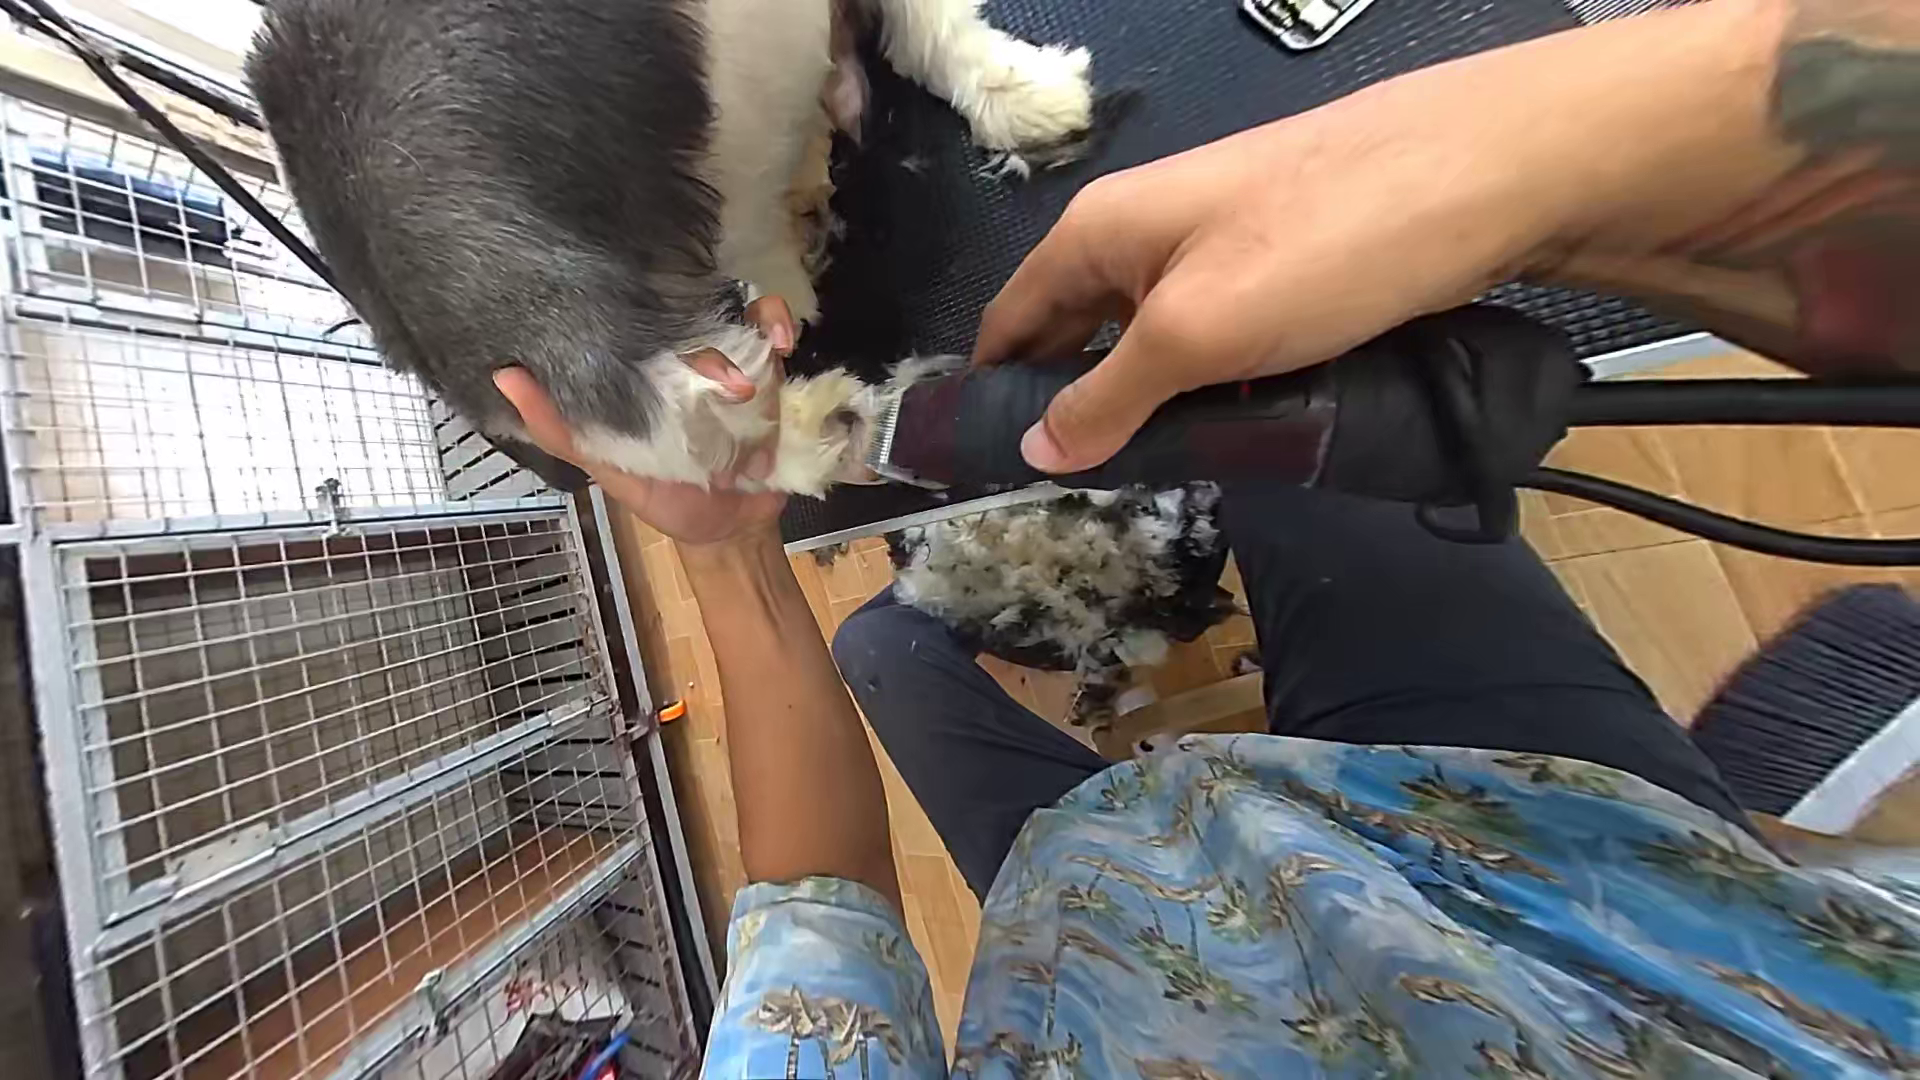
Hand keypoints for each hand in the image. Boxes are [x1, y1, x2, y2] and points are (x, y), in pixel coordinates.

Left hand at [493, 296, 795, 545]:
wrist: (731, 532)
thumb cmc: (670, 502)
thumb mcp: (612, 471)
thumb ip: (565, 433)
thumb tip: (503, 375)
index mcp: (656, 379)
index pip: (652, 326)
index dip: (652, 311)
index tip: (652, 314)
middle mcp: (696, 368)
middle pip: (707, 316)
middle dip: (719, 334)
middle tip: (731, 381)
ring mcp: (741, 377)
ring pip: (749, 322)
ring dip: (764, 322)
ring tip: (777, 342)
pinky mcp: (777, 392)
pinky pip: (782, 352)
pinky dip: (784, 337)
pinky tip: (786, 346)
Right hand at [974, 0, 1787, 471]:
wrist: (1498, 169)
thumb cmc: (1318, 246)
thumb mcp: (1190, 336)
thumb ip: (1103, 398)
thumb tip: (1034, 454)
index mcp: (1092, 237)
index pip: (1008, 320)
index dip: (991, 386)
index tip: (990, 456)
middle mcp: (1129, 239)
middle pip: (1062, 334)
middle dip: (1055, 402)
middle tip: (1060, 481)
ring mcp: (1191, 255)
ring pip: (1123, 344)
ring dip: (1116, 402)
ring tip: (1119, 470)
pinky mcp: (1244, 275)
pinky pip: (1179, 343)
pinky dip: (1168, 388)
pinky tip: (1181, 429)